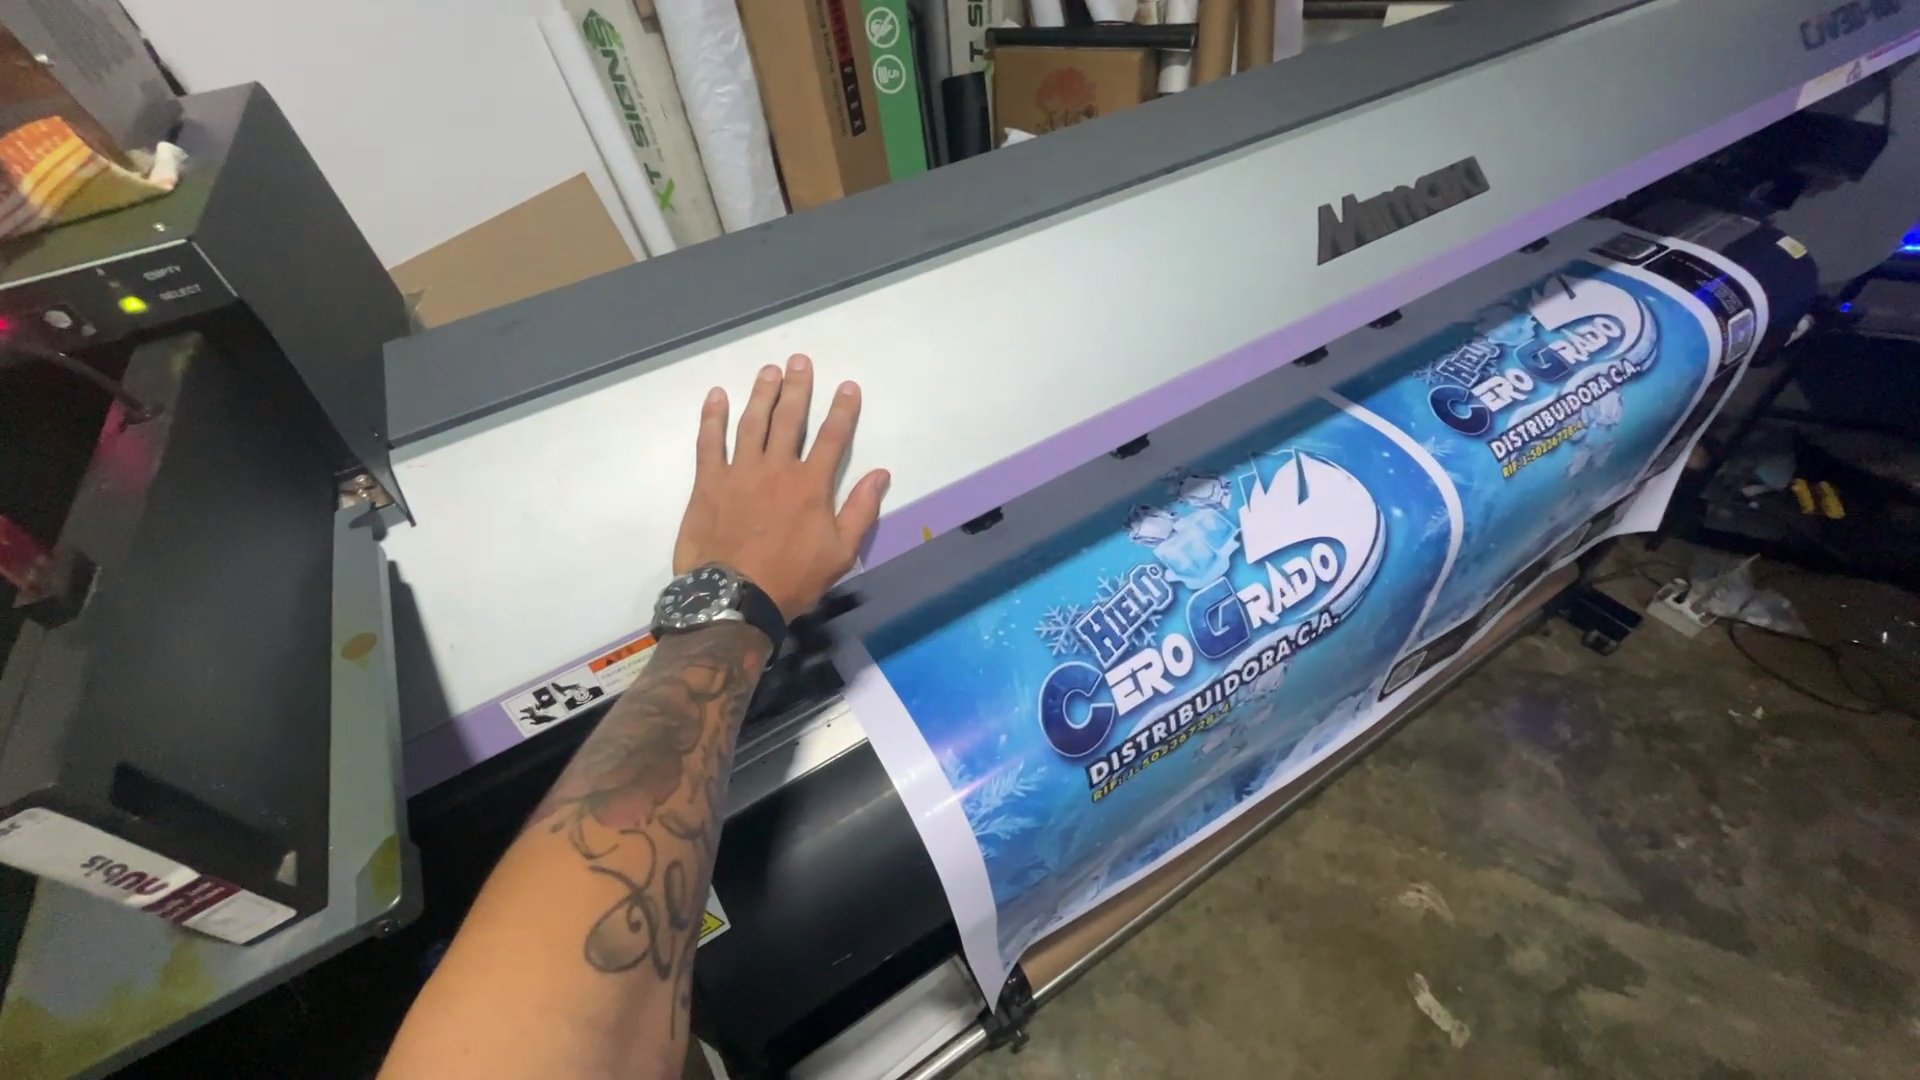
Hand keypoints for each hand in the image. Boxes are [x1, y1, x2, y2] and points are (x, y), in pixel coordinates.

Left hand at [674, 355, 889, 621]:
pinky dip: (712, 417)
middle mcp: (777, 468)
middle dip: (798, 388)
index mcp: (811, 485)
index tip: (848, 386)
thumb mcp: (840, 552)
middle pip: (790, 419)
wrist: (733, 596)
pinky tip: (716, 396)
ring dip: (762, 393)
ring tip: (768, 370)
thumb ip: (861, 510)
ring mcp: (740, 471)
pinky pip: (709, 441)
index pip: (833, 438)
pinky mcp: (709, 482)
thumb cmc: (792, 578)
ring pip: (752, 422)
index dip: (842, 410)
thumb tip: (881, 474)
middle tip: (800, 361)